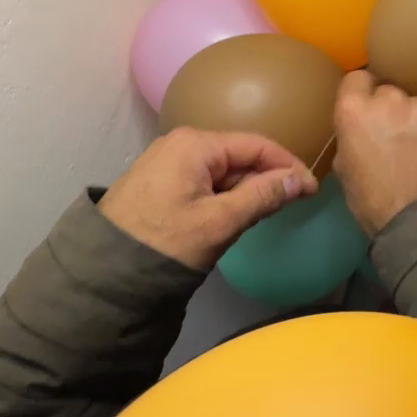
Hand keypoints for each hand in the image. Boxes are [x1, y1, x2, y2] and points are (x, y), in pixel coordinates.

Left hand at [97, 128, 317, 268]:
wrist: (103, 274)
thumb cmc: (165, 243)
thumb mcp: (220, 222)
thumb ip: (263, 196)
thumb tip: (301, 179)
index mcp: (195, 144)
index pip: (257, 145)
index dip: (289, 166)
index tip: (312, 190)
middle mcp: (181, 142)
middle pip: (240, 155)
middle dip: (268, 178)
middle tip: (293, 204)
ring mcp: (169, 161)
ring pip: (224, 169)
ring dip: (247, 189)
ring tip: (268, 212)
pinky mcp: (162, 180)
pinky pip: (206, 179)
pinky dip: (226, 194)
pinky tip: (237, 214)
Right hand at [333, 70, 416, 236]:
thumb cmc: (373, 203)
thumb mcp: (344, 170)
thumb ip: (351, 137)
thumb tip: (361, 130)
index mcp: (355, 110)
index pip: (357, 79)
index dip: (363, 93)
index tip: (369, 108)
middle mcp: (391, 98)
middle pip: (391, 92)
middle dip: (393, 110)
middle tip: (400, 138)